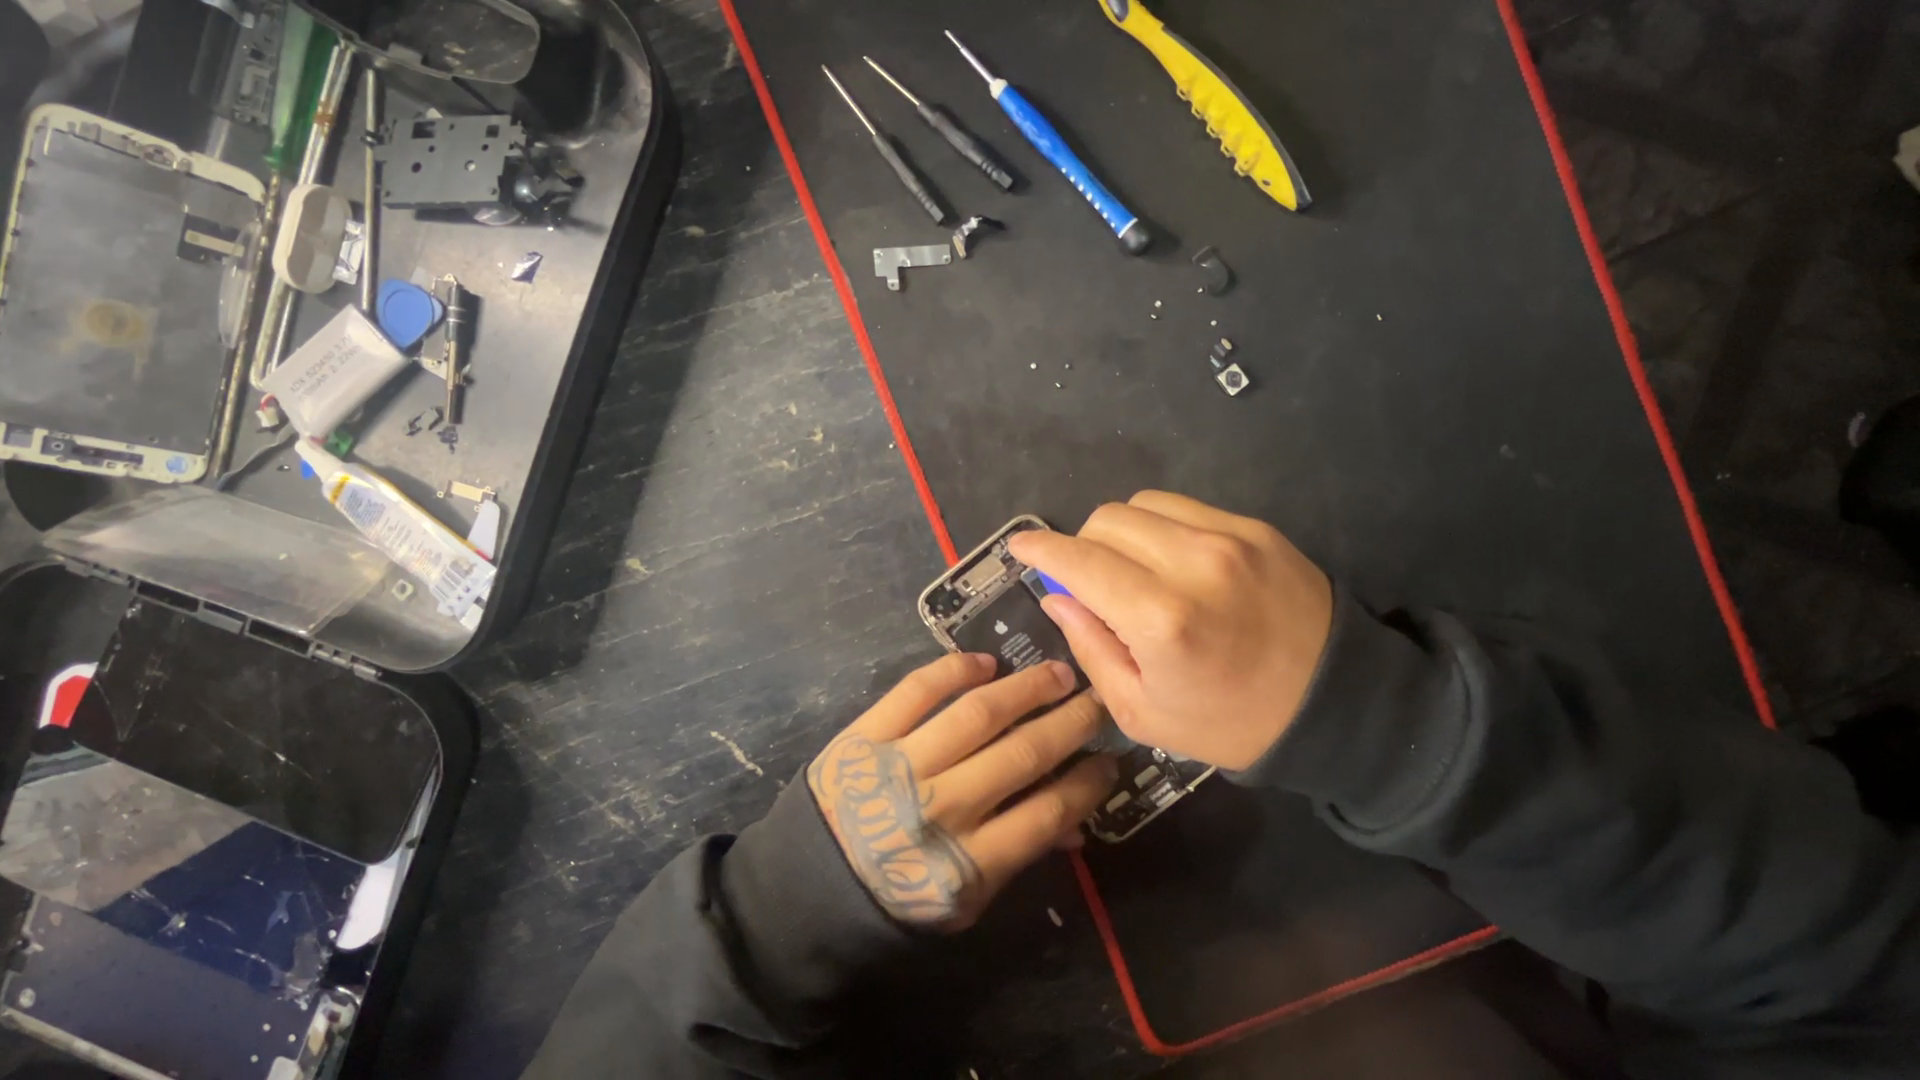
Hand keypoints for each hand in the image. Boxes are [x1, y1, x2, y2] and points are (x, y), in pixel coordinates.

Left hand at [807, 653, 1117, 930]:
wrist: (803, 893)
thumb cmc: (893, 903)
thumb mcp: (963, 904)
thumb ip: (1017, 857)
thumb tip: (1074, 822)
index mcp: (966, 864)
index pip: (1047, 812)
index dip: (1088, 783)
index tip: (1110, 760)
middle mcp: (939, 808)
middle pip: (1021, 754)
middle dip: (1070, 724)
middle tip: (1097, 701)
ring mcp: (899, 765)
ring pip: (976, 714)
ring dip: (1025, 688)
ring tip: (1057, 673)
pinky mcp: (863, 735)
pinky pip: (915, 691)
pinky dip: (953, 671)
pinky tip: (985, 662)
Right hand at [1006, 491, 1334, 770]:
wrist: (1335, 704)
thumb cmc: (1230, 722)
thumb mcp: (1143, 712)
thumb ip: (1091, 648)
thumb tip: (1057, 598)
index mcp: (1159, 619)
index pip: (1078, 561)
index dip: (1040, 549)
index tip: (1020, 548)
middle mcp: (1192, 563)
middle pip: (1106, 521)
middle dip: (1083, 547)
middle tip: (1091, 583)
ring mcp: (1229, 537)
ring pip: (1142, 504)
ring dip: (1122, 533)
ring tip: (1134, 570)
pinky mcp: (1256, 528)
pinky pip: (1185, 507)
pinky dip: (1161, 528)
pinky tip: (1174, 563)